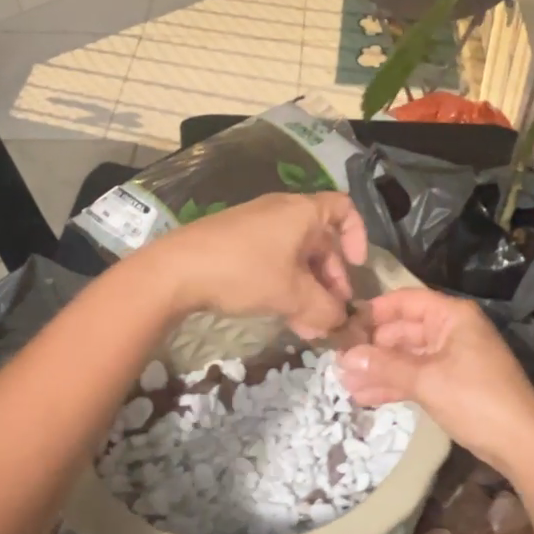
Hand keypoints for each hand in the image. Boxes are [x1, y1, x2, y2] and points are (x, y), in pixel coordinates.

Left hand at [137, 192, 367, 335]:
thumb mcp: (291, 294)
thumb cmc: (243, 271)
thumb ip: (324, 309)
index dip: (358, 235)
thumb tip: (340, 323)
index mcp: (302, 212)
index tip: (356, 266)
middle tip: (331, 313)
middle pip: (322, 240)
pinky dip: (286, 284)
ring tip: (308, 325)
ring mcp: (258, 226)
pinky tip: (283, 315)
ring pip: (298, 255)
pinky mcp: (237, 242)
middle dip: (331, 278)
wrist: (175, 270)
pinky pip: (275, 259)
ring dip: (309, 288)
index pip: (344, 209)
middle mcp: (283, 211)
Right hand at [338, 289, 533, 475]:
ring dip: (379, 369)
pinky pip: (417, 376)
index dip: (374, 311)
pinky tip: (365, 397)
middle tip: (337, 362)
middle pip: (404, 329)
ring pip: (408, 356)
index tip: (343, 326)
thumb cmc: (475, 399)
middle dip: (372, 346)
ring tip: (344, 384)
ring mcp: (453, 358)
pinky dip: (394, 385)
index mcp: (452, 316)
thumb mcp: (426, 380)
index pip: (405, 301)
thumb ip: (385, 366)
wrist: (522, 443)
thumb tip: (346, 356)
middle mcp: (452, 330)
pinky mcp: (453, 383)